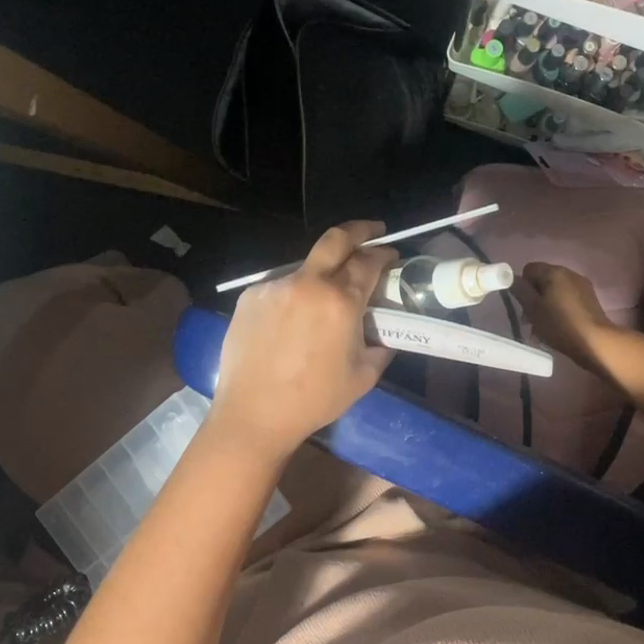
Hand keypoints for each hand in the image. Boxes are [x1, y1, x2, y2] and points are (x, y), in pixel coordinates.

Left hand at [207, 222, 396, 454]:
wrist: (253, 414)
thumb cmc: (315, 399)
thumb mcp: (364, 376)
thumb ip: (381, 345)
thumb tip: (385, 330)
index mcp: (340, 302)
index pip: (369, 261)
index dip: (384, 254)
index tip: (391, 256)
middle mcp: (308, 283)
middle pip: (337, 238)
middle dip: (360, 230)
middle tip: (372, 232)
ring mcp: (275, 286)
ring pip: (307, 264)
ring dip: (323, 270)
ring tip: (326, 295)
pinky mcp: (251, 296)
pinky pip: (281, 285)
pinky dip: (295, 293)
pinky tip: (294, 318)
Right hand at [512, 262, 617, 371]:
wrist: (596, 341)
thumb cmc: (560, 325)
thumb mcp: (533, 309)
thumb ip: (520, 291)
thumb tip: (511, 278)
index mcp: (554, 272)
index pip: (529, 269)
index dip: (523, 286)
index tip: (525, 305)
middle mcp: (569, 272)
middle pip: (543, 279)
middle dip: (535, 296)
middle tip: (532, 319)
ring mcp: (582, 285)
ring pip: (556, 289)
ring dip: (547, 303)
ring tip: (545, 325)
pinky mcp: (590, 298)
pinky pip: (568, 297)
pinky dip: (560, 307)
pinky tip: (561, 325)